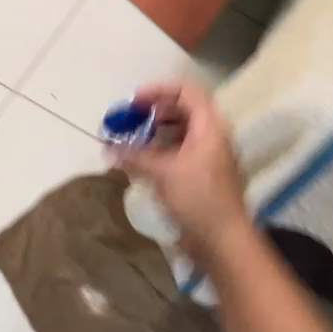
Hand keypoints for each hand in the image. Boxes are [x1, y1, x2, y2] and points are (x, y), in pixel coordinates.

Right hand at [116, 81, 252, 256]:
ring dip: (154, 134)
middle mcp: (213, 136)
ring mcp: (210, 157)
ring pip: (180, 134)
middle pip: (182, 111)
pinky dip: (160, 153)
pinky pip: (180, 154)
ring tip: (129, 142)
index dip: (158, 90)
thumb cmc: (198, 199)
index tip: (133, 101)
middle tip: (128, 122)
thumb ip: (134, 156)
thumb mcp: (163, 173)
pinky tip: (141, 163)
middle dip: (152, 113)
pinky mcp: (203, 177)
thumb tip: (109, 148)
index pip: (186, 91)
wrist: (224, 241)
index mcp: (210, 126)